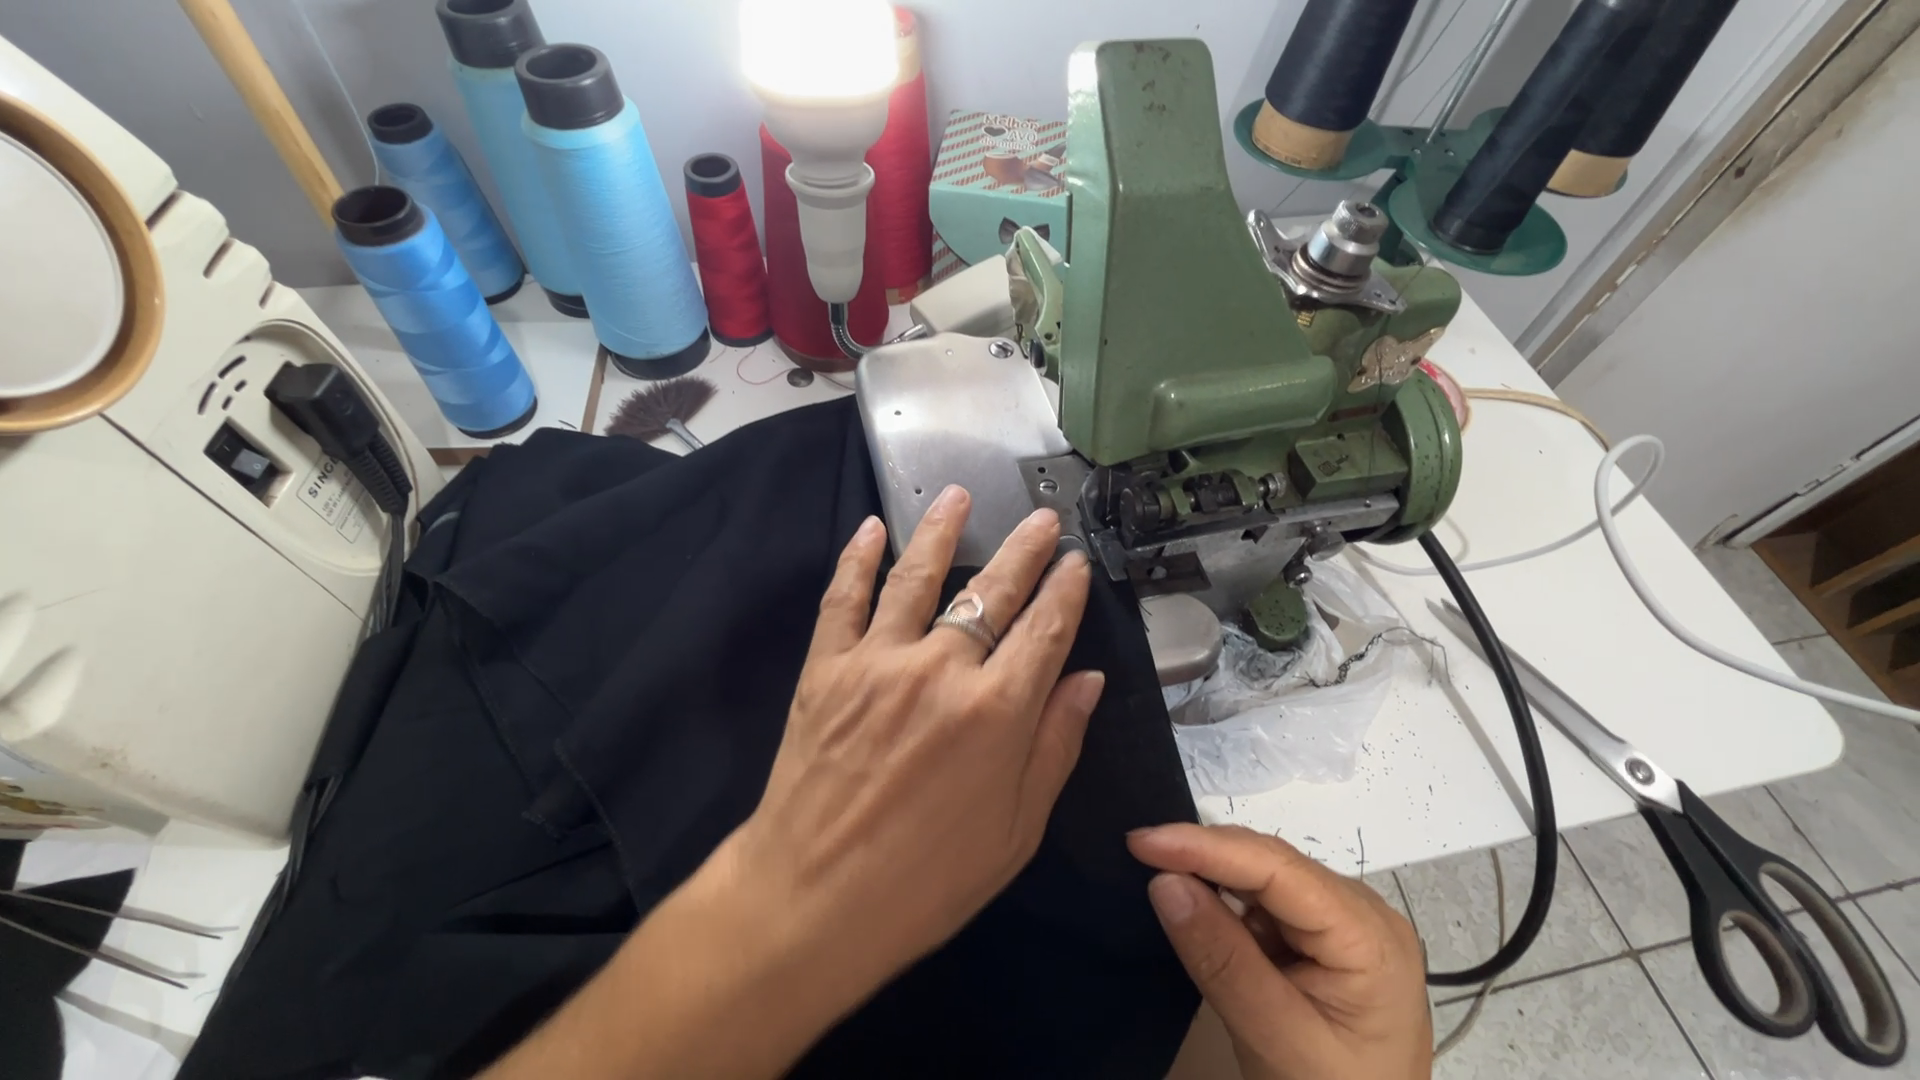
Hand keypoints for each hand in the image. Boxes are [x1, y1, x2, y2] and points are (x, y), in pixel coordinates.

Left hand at [483, 487, 1104, 1079]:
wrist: (812, 900)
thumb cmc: (928, 881)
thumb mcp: (1017, 831)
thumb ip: (1055, 745)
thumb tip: (1087, 679)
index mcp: (997, 711)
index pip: (1045, 629)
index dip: (1067, 591)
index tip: (1078, 563)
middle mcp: (941, 669)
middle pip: (992, 592)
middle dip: (1024, 550)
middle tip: (1042, 518)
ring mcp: (878, 661)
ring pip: (916, 576)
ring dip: (940, 531)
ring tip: (957, 493)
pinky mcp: (826, 668)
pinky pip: (844, 598)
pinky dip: (857, 559)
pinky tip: (870, 529)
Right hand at [1131, 824, 1431, 1079]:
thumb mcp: (1276, 1039)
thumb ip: (1222, 960)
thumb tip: (1164, 882)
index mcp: (1367, 935)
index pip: (1277, 868)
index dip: (1206, 846)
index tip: (1141, 841)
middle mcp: (1361, 913)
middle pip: (1270, 864)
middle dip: (1203, 853)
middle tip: (1137, 851)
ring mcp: (1342, 923)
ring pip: (1262, 878)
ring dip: (1209, 874)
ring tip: (1156, 869)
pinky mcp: (1320, 939)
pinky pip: (1262, 902)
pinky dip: (1223, 900)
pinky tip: (1195, 903)